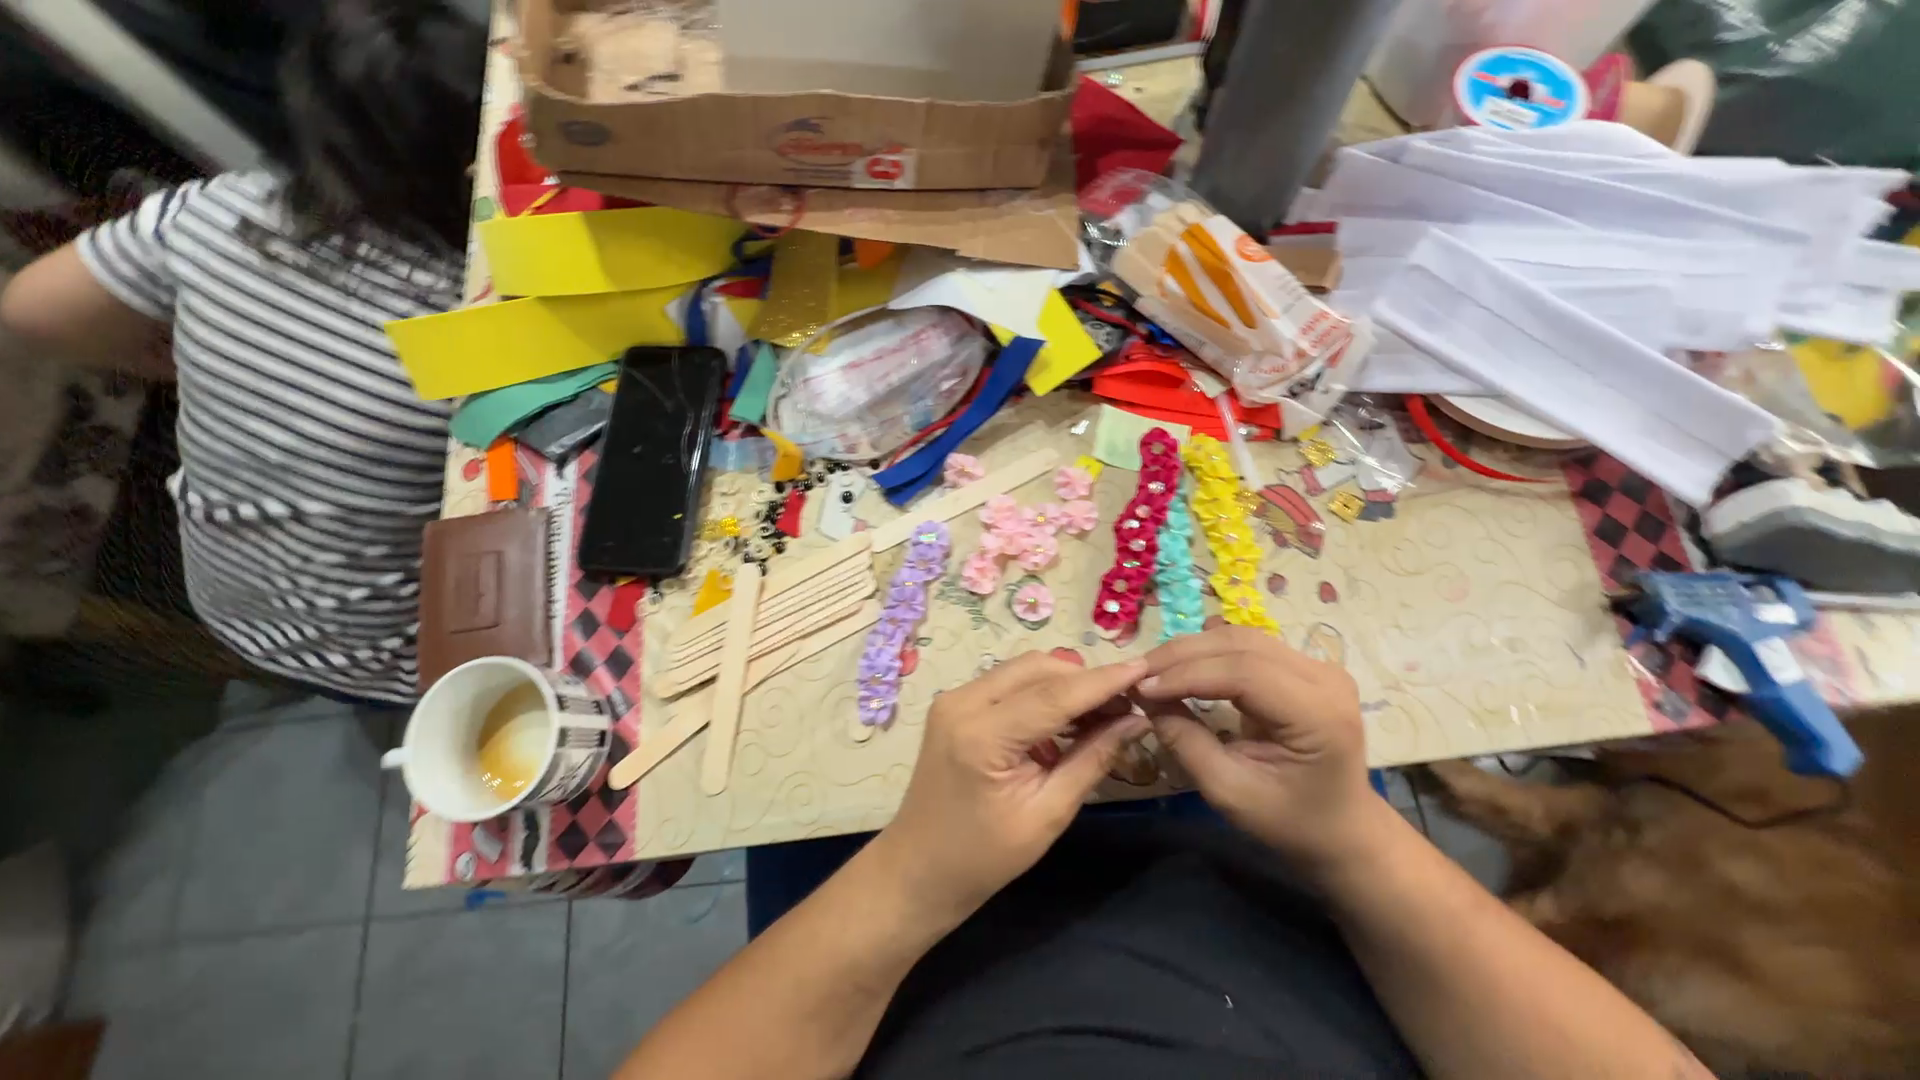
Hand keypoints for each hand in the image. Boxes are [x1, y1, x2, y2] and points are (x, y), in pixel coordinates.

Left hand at [877, 653, 1150, 921]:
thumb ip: (1093, 759)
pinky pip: (1008, 685)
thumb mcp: (1048, 813)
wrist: (919, 870)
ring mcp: (954, 700)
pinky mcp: (955, 707)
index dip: (1104, 681)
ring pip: (1024, 671)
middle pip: (1038, 669)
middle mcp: (962, 703)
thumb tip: (1136, 721)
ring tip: (1106, 715)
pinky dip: (1042, 694)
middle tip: (1128, 705)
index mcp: (982, 734)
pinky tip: (1068, 722)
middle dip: (1086, 680)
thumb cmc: (984, 856)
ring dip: (1065, 685)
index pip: (1055, 693)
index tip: (1147, 669)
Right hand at [1135, 626, 1388, 874]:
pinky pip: (1249, 647)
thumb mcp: (1228, 792)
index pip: (1244, 673)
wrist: (1342, 830)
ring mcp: (1318, 667)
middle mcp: (1324, 677)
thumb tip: (1144, 698)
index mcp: (1318, 714)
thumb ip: (1186, 741)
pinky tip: (1180, 667)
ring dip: (1192, 650)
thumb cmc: (1289, 821)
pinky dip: (1209, 653)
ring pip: (1242, 638)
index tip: (1140, 688)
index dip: (1187, 674)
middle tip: (1137, 674)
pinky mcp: (1305, 667)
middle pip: (1242, 645)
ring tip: (1152, 670)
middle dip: (1182, 656)